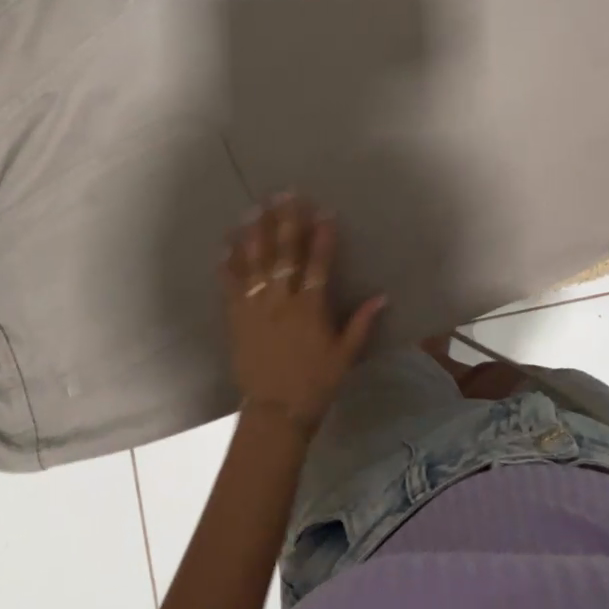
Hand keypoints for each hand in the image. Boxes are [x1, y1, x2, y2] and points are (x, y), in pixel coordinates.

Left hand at [219, 195, 386, 432]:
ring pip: (255, 263)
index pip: (318, 264)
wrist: (275, 413)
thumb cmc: (316, 384)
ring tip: (255, 208)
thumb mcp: (345, 356)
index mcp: (311, 309)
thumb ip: (361, 323)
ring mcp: (256, 308)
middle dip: (286, 222)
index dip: (322, 236)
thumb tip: (383, 296)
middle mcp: (282, 302)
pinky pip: (231, 286)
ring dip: (256, 234)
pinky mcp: (236, 319)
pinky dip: (228, 264)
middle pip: (284, 255)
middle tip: (285, 195)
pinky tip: (225, 244)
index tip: (324, 210)